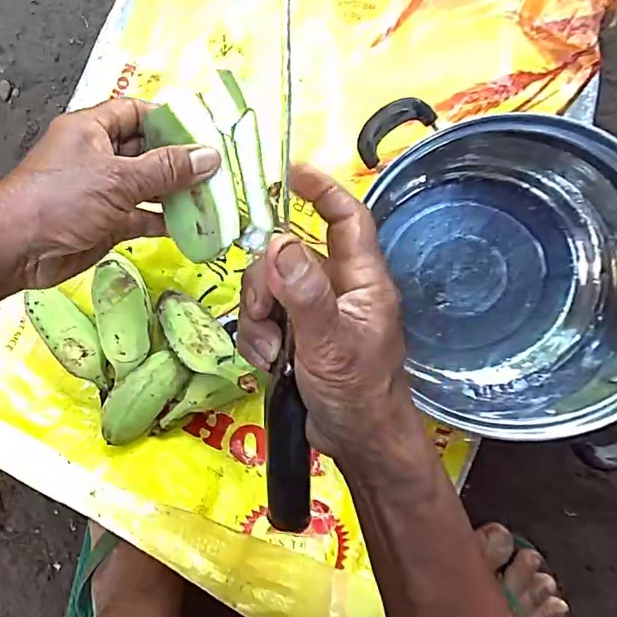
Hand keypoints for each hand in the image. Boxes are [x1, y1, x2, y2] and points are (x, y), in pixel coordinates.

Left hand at [0, 98, 220, 289]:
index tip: (204, 131)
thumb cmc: (57, 200)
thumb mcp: (116, 178)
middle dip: (180, 159)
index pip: (136, 112)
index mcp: (92, 129)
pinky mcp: (104, 223)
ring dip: (175, 193)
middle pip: (146, 150)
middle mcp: (96, 156)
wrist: (15, 249)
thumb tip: (207, 157)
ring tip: (212, 197)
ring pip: (146, 186)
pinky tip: (190, 225)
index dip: (169, 119)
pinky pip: (140, 216)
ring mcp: (100, 191)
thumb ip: (165, 168)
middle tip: (218, 168)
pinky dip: (162, 220)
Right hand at [236, 164, 430, 469]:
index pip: (345, 219)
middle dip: (265, 288)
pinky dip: (256, 339)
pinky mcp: (291, 332)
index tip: (290, 174)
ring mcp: (310, 310)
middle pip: (284, 256)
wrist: (355, 442)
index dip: (322, 191)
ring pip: (264, 288)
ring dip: (258, 320)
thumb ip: (305, 294)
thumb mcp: (330, 344)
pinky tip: (271, 361)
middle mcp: (333, 287)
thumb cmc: (359, 393)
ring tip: (275, 352)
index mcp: (360, 280)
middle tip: (268, 320)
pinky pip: (258, 318)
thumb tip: (278, 243)